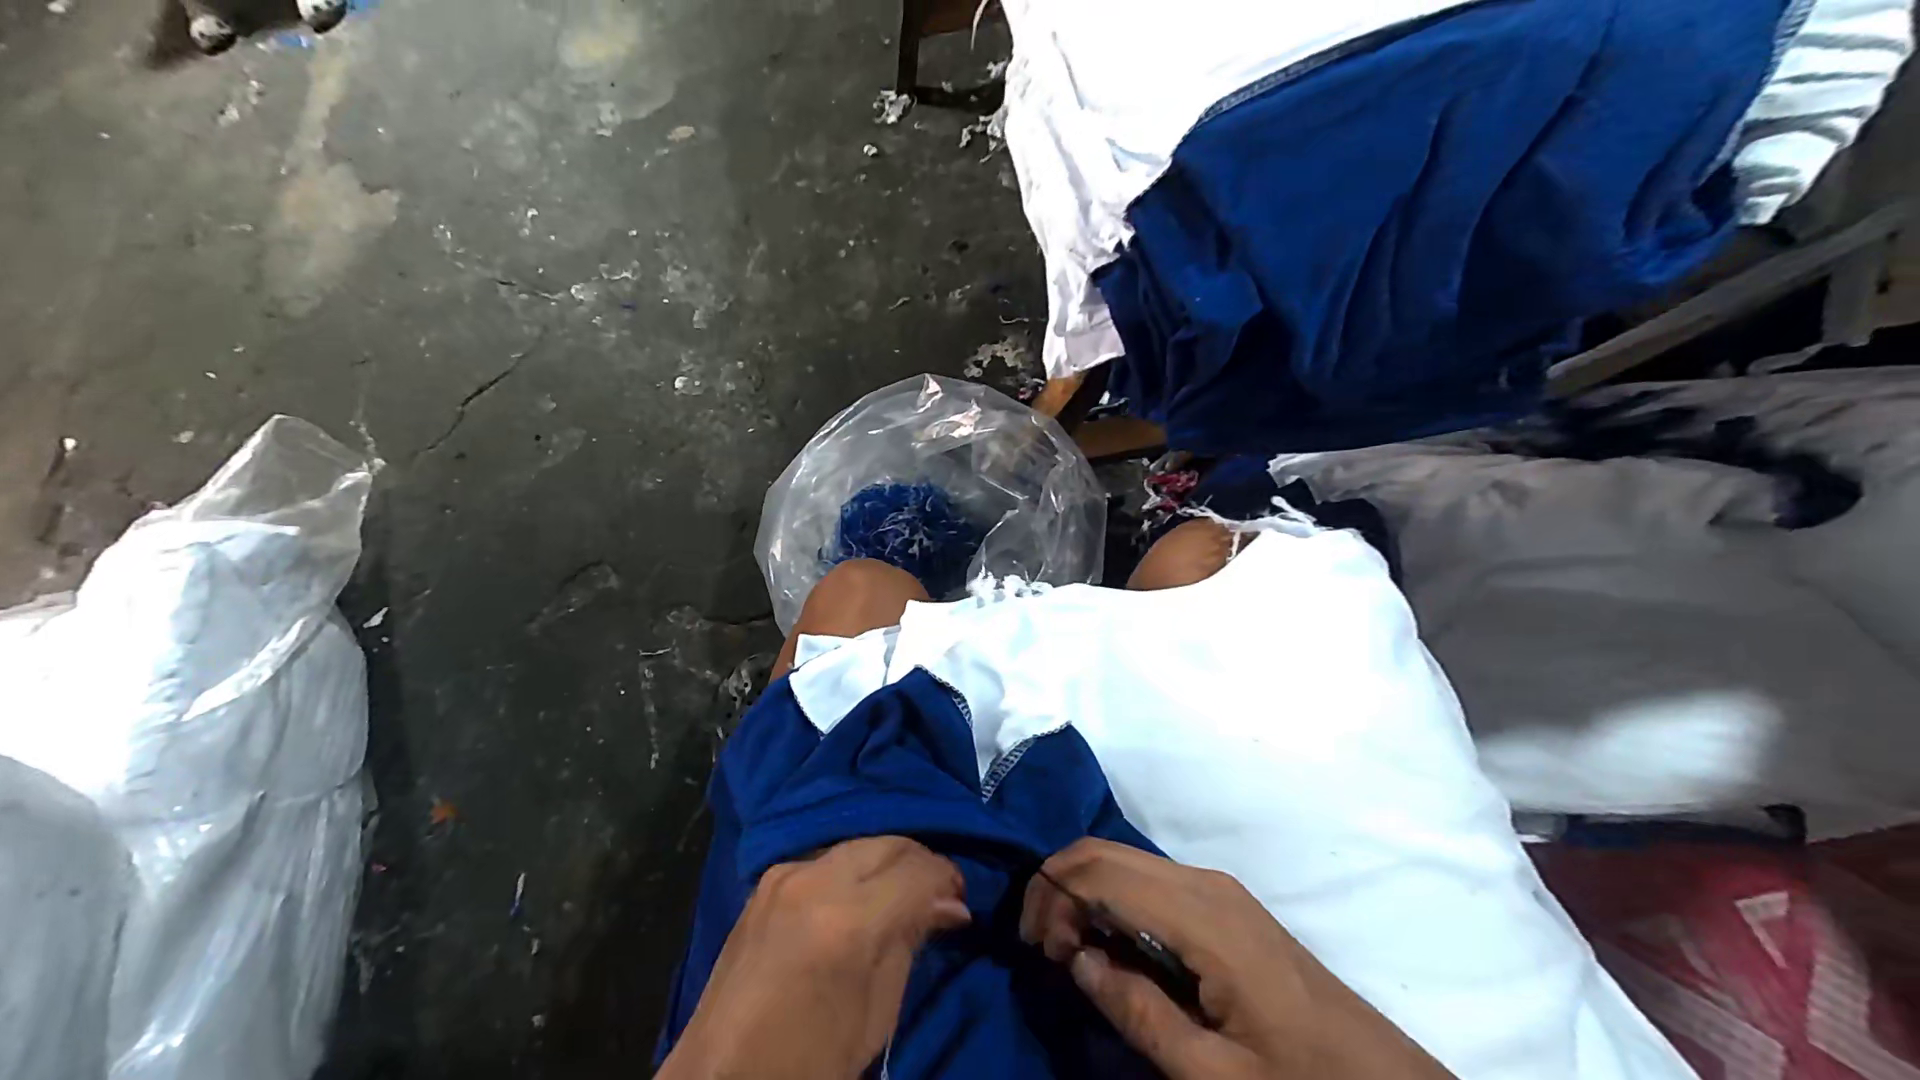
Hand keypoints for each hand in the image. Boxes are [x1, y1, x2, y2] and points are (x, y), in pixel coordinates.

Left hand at [659, 836, 969, 1079]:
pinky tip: (862, 894)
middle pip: (889, 844)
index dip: (947, 879)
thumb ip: (910, 942)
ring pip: (859, 843)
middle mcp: (816, 881)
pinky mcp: (767, 880)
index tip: (960, 899)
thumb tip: (949, 904)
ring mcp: (786, 874)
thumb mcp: (875, 1013)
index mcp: (848, 921)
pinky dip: (854, 868)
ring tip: (904, 891)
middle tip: (939, 893)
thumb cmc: (808, 1061)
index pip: (917, 872)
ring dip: (888, 861)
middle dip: (921, 862)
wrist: (720, 1077)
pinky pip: (827, 858)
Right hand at [1021, 838, 1453, 1078]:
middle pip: (1105, 852)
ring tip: (1069, 948)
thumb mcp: (1214, 1077)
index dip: (1053, 898)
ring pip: (1124, 861)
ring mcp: (1216, 888)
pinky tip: (1110, 944)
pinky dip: (1112, 898)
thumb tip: (1077, 957)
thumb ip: (1137, 1012)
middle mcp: (1203, 882)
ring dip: (1083, 891)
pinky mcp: (1224, 903)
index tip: (1041, 954)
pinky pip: (1148, 880)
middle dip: (1057, 886)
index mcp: (1200, 914)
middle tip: (1042, 947)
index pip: (1099, 871)